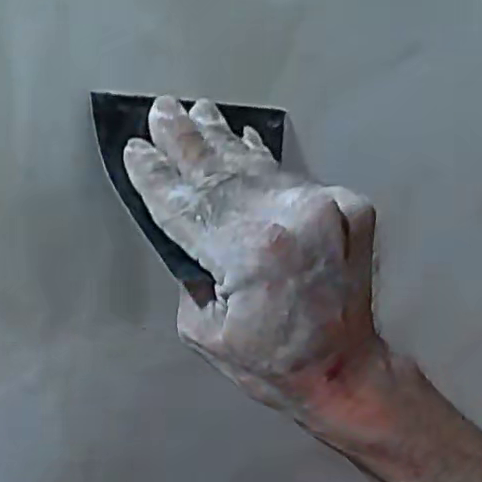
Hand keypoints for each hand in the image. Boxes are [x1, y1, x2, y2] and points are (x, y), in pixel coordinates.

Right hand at [123, 96, 383, 417]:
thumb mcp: (205, 334)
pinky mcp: (346, 207)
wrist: (345, 371)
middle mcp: (289, 218)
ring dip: (220, 141)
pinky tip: (241, 137)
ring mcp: (325, 207)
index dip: (157, 178)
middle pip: (221, 174)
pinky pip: (289, 178)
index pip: (187, 206)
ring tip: (194, 113)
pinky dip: (261, 158)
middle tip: (161, 111)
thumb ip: (193, 278)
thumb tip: (193, 243)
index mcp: (250, 253)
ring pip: (256, 168)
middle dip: (185, 142)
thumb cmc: (272, 365)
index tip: (135, 152)